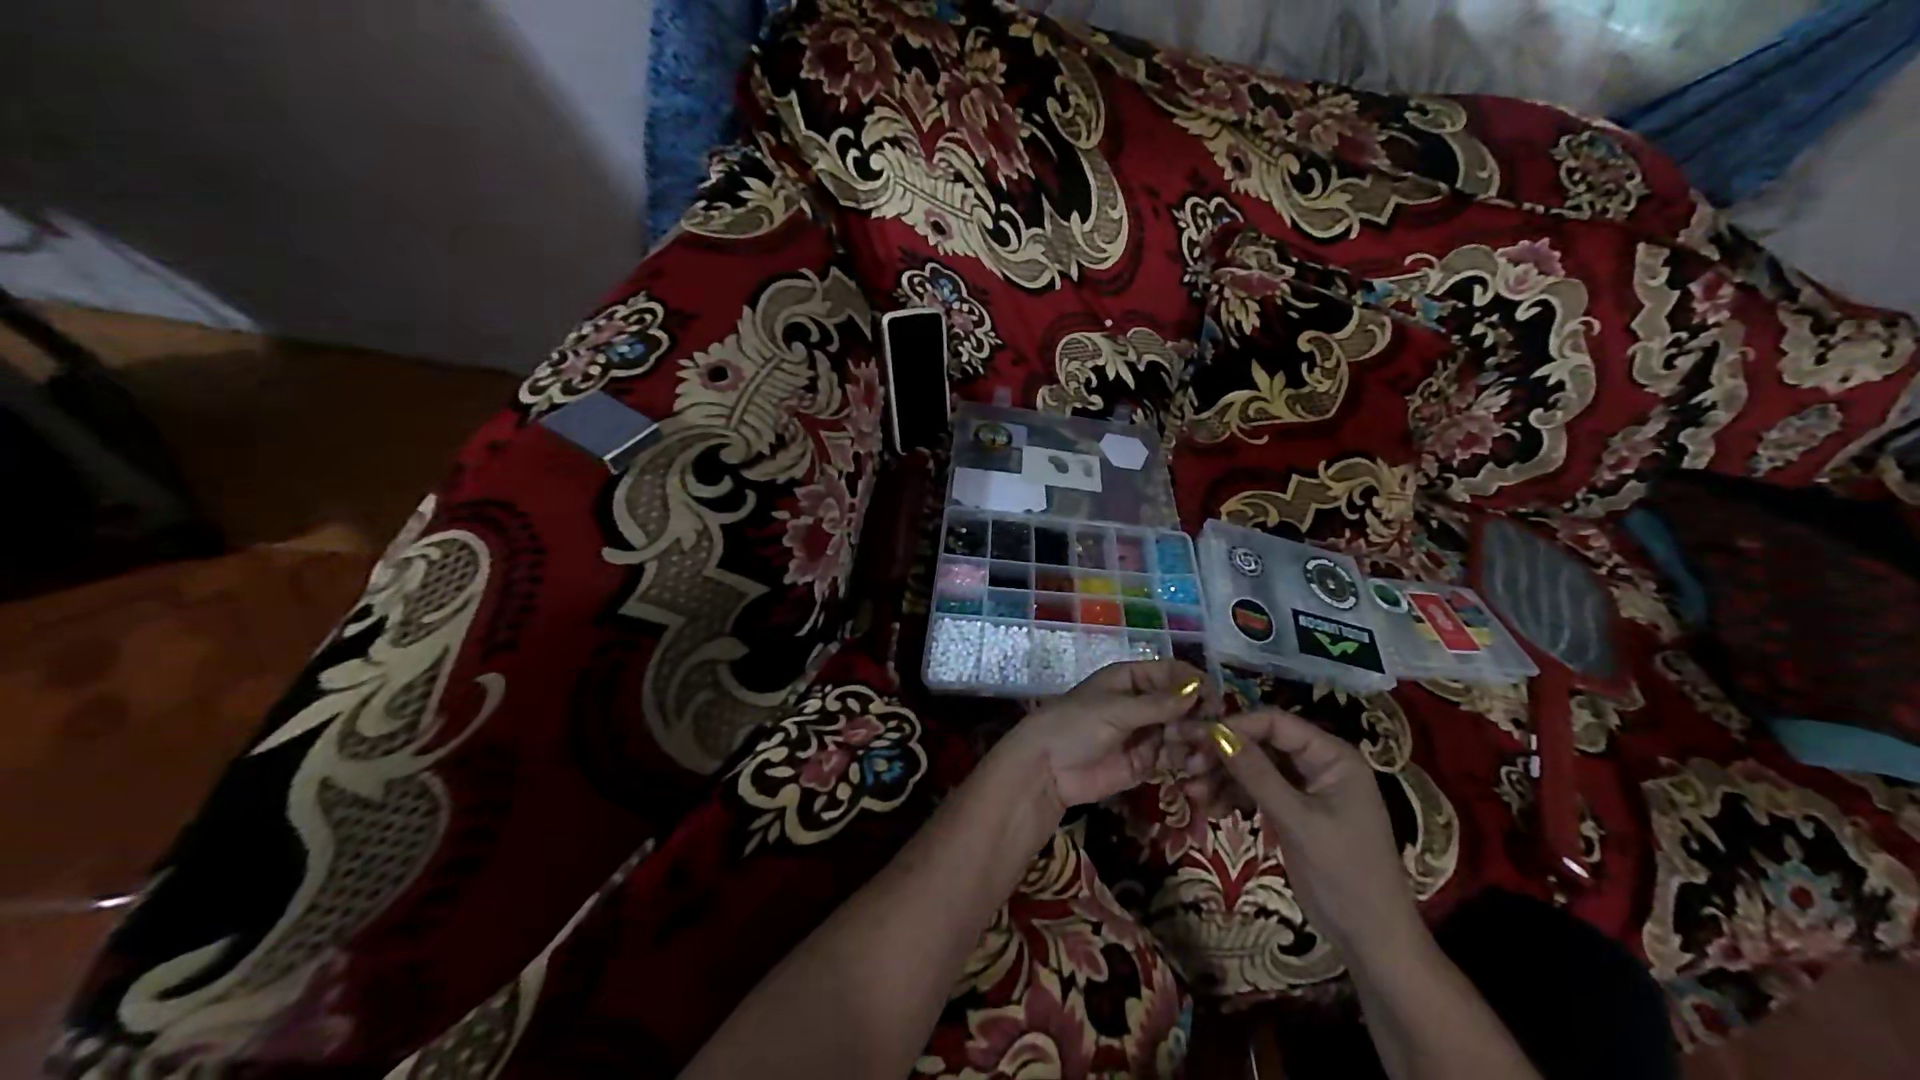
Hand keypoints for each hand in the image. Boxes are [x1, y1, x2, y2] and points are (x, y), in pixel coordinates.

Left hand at [996, 659, 1205, 812]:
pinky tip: (1192, 765)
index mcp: (1130, 678)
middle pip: (1182, 703)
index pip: (1172, 672)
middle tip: (1210, 731)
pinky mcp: (1146, 762)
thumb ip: (1156, 704)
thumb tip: (1196, 691)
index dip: (1194, 682)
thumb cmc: (1075, 725)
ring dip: (1196, 738)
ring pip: (1183, 730)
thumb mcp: (1115, 710)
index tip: (1213, 699)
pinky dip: (1186, 759)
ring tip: (1200, 750)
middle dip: (1198, 714)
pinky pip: (1174, 757)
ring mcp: (1145, 732)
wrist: (1047, 769)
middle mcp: (1141, 702)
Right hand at [1198, 709, 1421, 955]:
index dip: (1235, 726)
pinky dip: (1233, 796)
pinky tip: (1211, 809)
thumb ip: (1256, 775)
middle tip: (1187, 767)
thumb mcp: (1297, 820)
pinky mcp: (1293, 811)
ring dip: (1222, 777)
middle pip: (1260, 742)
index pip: (1276, 723)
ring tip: (1193, 793)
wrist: (1370, 937)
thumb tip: (1216, 734)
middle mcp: (1318, 764)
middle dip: (1223, 754)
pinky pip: (1256, 791)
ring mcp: (1305, 788)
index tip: (1195, 737)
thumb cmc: (1344, 873)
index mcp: (1332, 756)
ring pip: (1254, 767)